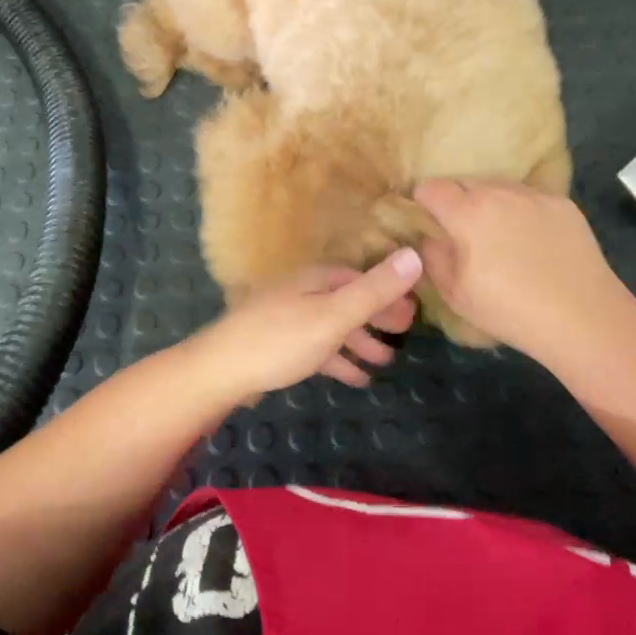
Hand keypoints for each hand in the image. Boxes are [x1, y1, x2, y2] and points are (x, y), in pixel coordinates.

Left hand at [182, 249, 421, 401]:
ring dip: (359, 342)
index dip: (388, 294)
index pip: (360, 279)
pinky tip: (355, 380)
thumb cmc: (280, 339)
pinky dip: (338, 361)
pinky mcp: (276, 346)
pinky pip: (316, 348)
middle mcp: (301, 293)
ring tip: (385, 363)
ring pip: (332, 326)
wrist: (220, 370)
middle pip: (346, 300)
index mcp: (315, 279)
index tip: (413, 314)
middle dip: (375, 318)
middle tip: (403, 339)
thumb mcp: (333, 315)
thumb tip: (415, 254)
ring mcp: (286, 319)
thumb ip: (373, 290)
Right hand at [412, 178, 635, 360]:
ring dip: (488, 203)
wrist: (584, 319)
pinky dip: (521, 211)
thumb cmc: (510, 310)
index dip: (422, 203)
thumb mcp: (455, 293)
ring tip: (499, 236)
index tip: (428, 224)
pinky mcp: (563, 204)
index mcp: (467, 212)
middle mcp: (499, 192)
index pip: (430, 187)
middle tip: (461, 234)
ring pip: (497, 186)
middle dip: (455, 201)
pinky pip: (529, 197)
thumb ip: (431, 256)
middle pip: (463, 182)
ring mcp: (534, 195)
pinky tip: (532, 241)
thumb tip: (426, 236)